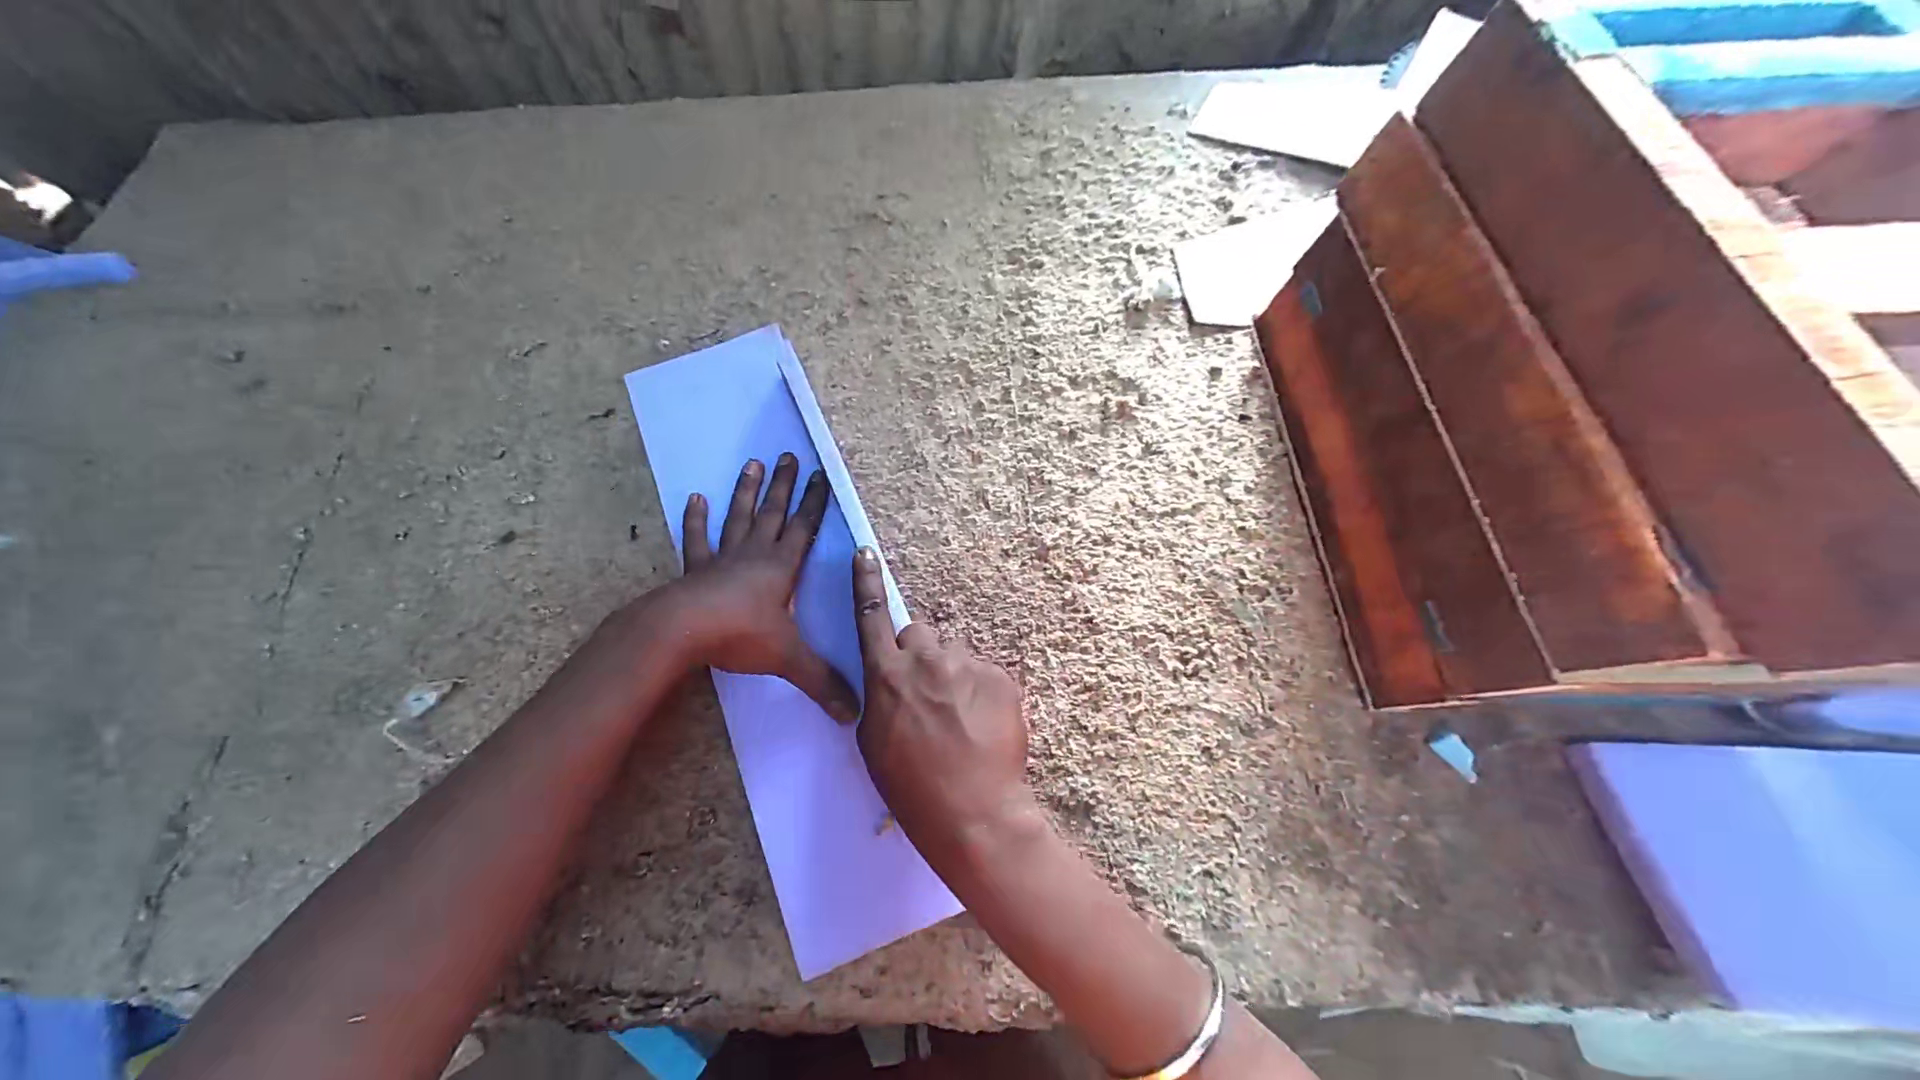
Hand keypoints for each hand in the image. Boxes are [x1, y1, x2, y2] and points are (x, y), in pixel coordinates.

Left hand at [656, 454, 859, 720]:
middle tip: (789, 456)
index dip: (816, 503)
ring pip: (739, 518)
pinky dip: (697, 519)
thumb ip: (821, 682)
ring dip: (747, 492)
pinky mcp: (695, 570)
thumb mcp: (787, 659)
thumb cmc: (739, 636)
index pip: (804, 529)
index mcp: (781, 568)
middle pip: (774, 513)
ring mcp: (722, 559)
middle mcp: (755, 555)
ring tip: (753, 464)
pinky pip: (698, 540)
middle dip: (785, 486)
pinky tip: (696, 498)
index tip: (823, 474)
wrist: (680, 633)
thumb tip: (854, 714)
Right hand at [849, 548, 1031, 867]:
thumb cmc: (911, 786)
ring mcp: (967, 666)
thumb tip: (888, 680)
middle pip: (919, 634)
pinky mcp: (1001, 678)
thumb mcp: (873, 742)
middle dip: (919, 655)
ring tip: (960, 720)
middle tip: (927, 695)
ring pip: (955, 657)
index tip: (866, 553)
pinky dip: (982, 693)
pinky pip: (985, 674)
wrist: (974, 812)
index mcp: (887, 675)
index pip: (871, 616)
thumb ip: (877, 697)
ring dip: (953, 677)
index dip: (865, 582)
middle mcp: (926, 660)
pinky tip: (982, 726)